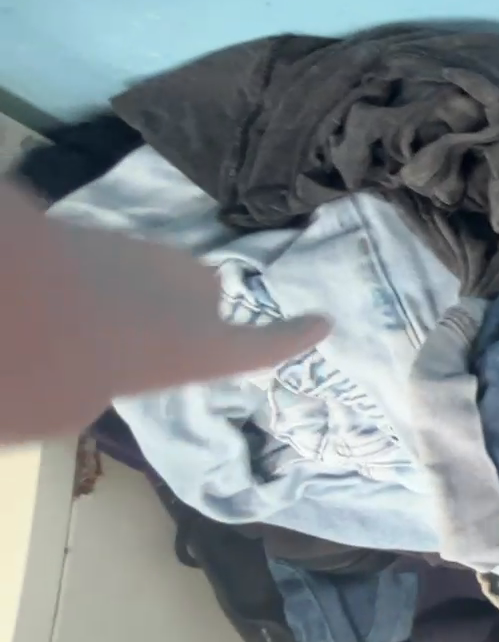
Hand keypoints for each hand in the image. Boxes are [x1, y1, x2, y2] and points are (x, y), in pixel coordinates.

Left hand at [0, 183, 330, 442]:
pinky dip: (71, 276)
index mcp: (202, 345)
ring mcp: (147, 255)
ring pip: (143, 280)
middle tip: (114, 340)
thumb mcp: (60, 412)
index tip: (324, 323)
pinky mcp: (98, 229)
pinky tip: (31, 289)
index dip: (296, 337)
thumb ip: (91, 395)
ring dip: (113, 297)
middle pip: (195, 305)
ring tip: (57, 317)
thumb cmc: (38, 365)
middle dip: (167, 318)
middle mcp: (194, 296)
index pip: (267, 344)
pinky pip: (93, 260)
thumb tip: (89, 373)